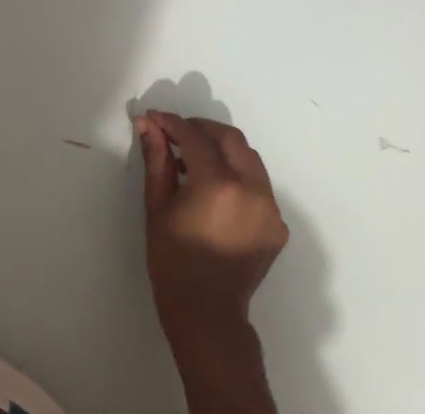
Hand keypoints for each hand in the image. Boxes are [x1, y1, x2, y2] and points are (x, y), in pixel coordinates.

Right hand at [135, 111, 287, 342]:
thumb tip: (147, 125)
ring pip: (249, 160)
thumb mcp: (157, 203)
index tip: (152, 119)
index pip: (195, 137)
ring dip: (219, 149)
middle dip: (200, 128)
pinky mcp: (277, 224)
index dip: (171, 122)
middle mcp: (252, 191)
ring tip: (189, 160)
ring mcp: (271, 209)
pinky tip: (210, 189)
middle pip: (231, 139)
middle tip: (173, 132)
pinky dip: (234, 175)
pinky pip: (257, 185)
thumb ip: (156, 159)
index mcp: (218, 185)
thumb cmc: (171, 255)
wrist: (206, 306)